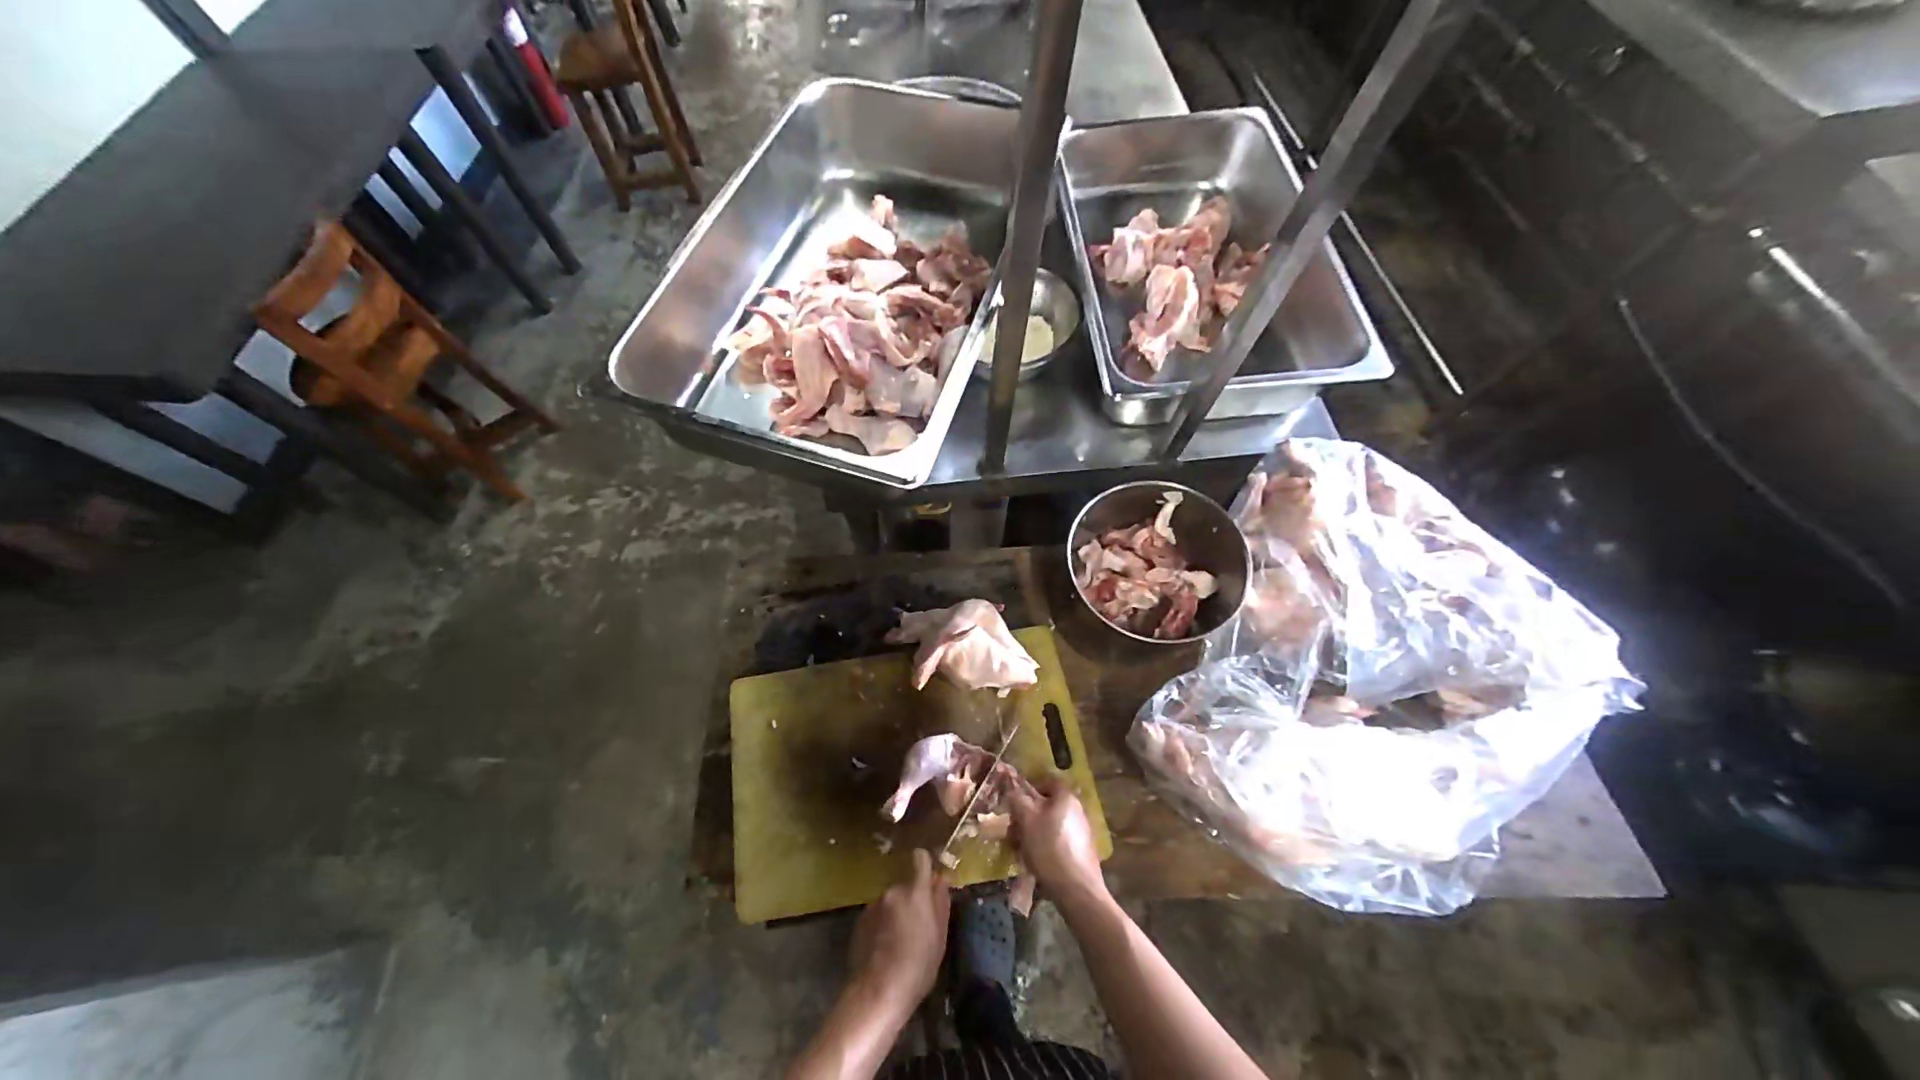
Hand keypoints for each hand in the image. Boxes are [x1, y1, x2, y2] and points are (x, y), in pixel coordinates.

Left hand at [848, 848, 950, 1014]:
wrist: (878, 992)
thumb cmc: (918, 965)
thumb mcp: (940, 936)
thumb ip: (940, 902)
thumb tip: (941, 879)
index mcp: (915, 891)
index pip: (920, 858)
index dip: (926, 866)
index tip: (930, 883)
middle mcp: (892, 891)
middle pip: (906, 885)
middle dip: (912, 899)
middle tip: (919, 928)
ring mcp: (873, 905)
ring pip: (891, 902)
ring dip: (897, 913)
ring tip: (900, 943)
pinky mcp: (859, 921)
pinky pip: (877, 915)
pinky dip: (882, 925)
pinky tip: (885, 949)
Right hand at [1008, 774, 1107, 908]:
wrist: (1076, 888)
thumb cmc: (1049, 847)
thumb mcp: (1027, 819)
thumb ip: (1018, 799)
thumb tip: (1013, 788)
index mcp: (1066, 797)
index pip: (1047, 781)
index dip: (1030, 787)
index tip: (1015, 801)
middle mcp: (1077, 810)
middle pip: (1048, 805)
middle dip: (1028, 815)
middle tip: (1013, 829)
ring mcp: (1081, 831)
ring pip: (1050, 824)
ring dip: (1034, 832)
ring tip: (1020, 848)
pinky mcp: (1081, 851)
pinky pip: (1058, 840)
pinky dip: (1045, 845)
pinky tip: (1034, 861)